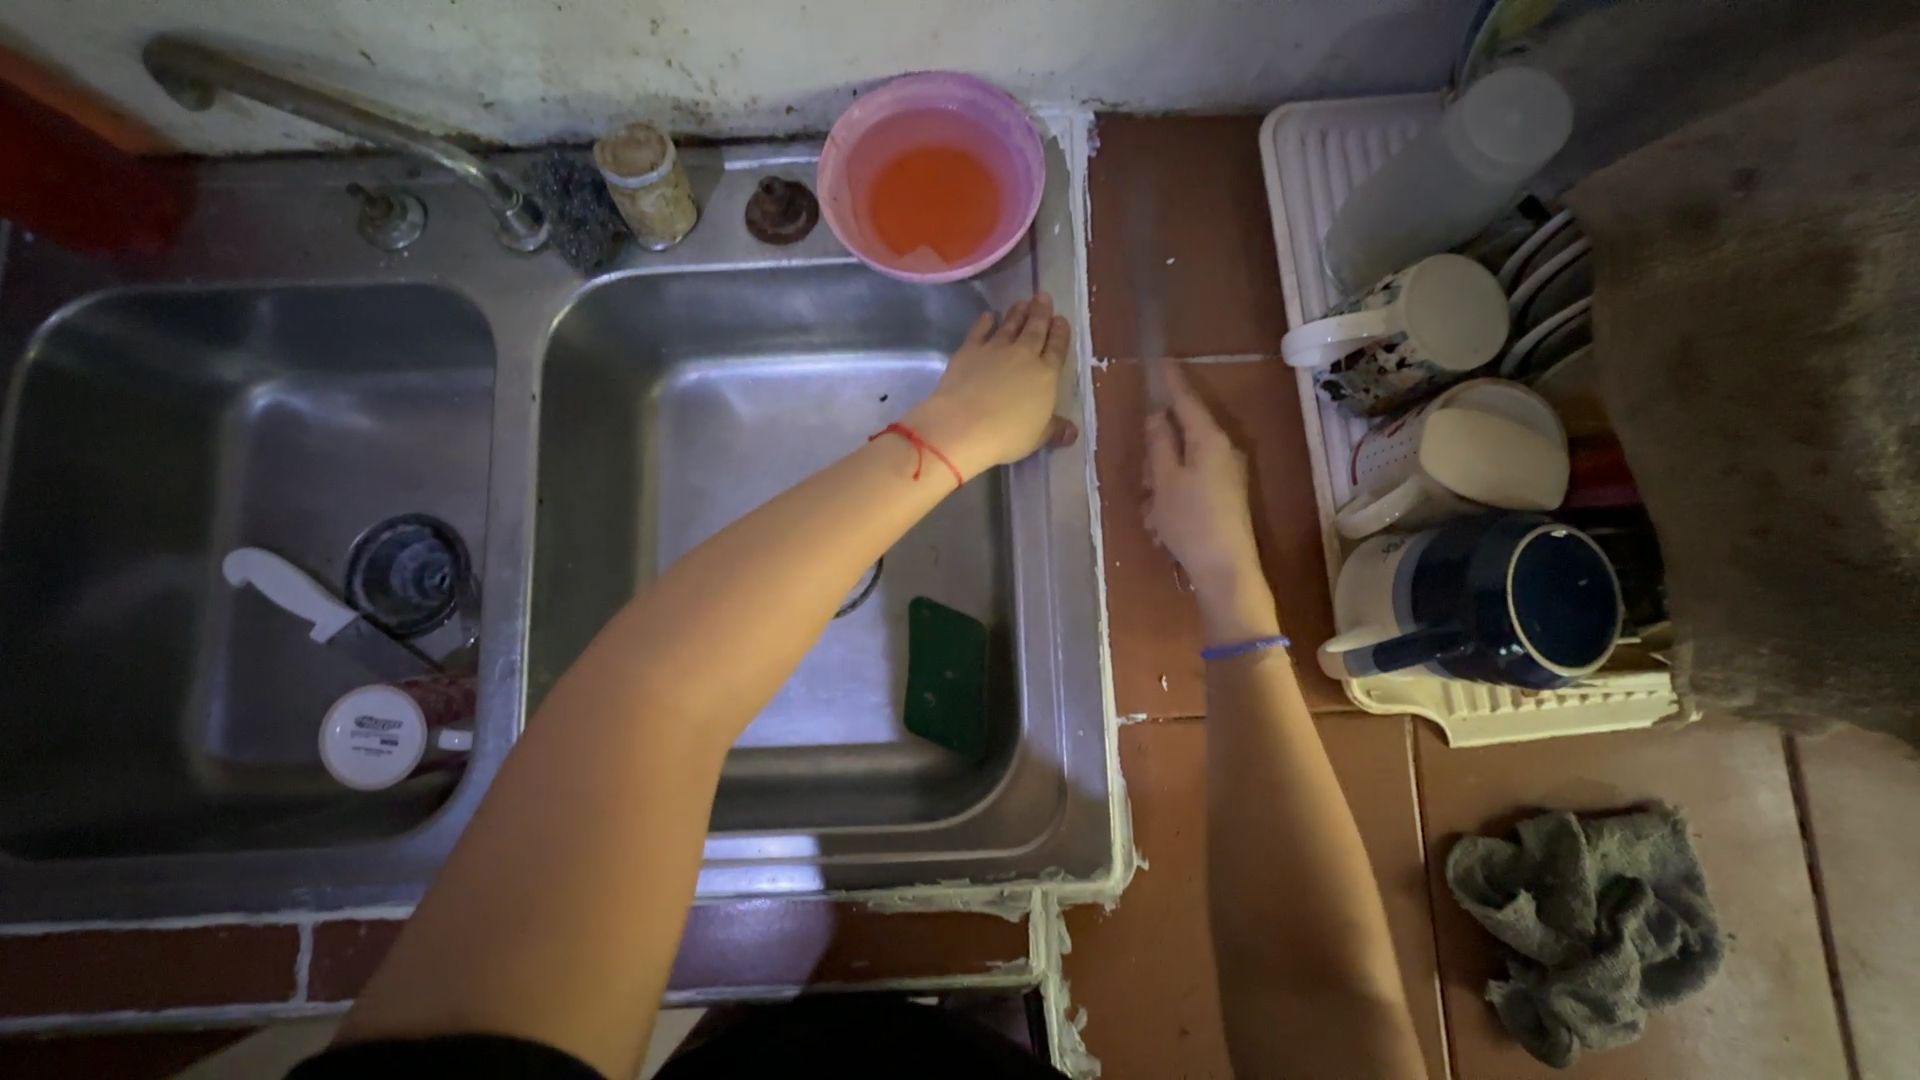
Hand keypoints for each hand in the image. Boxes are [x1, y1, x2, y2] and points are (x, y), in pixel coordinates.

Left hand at [905, 293, 1075, 479]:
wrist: (963, 426)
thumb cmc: (1007, 435)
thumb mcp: (1037, 437)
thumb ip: (1055, 429)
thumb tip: (1073, 431)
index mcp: (1046, 375)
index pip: (1057, 348)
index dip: (1060, 333)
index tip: (1061, 319)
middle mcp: (1023, 355)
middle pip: (1035, 330)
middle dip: (1041, 313)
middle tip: (1043, 297)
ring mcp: (995, 350)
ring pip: (1010, 326)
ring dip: (1017, 313)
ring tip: (1022, 303)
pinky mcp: (969, 351)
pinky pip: (979, 331)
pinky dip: (984, 322)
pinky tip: (988, 316)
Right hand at [1143, 361, 1277, 638]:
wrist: (1225, 569)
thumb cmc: (1191, 520)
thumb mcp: (1165, 480)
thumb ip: (1159, 443)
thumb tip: (1158, 416)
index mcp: (1209, 440)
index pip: (1187, 401)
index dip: (1171, 382)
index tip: (1161, 360)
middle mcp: (1222, 452)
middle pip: (1180, 436)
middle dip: (1155, 456)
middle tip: (1143, 483)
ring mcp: (1225, 475)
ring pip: (1179, 465)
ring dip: (1159, 485)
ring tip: (1152, 516)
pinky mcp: (1222, 497)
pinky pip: (1188, 486)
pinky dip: (1170, 501)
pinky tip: (1162, 528)